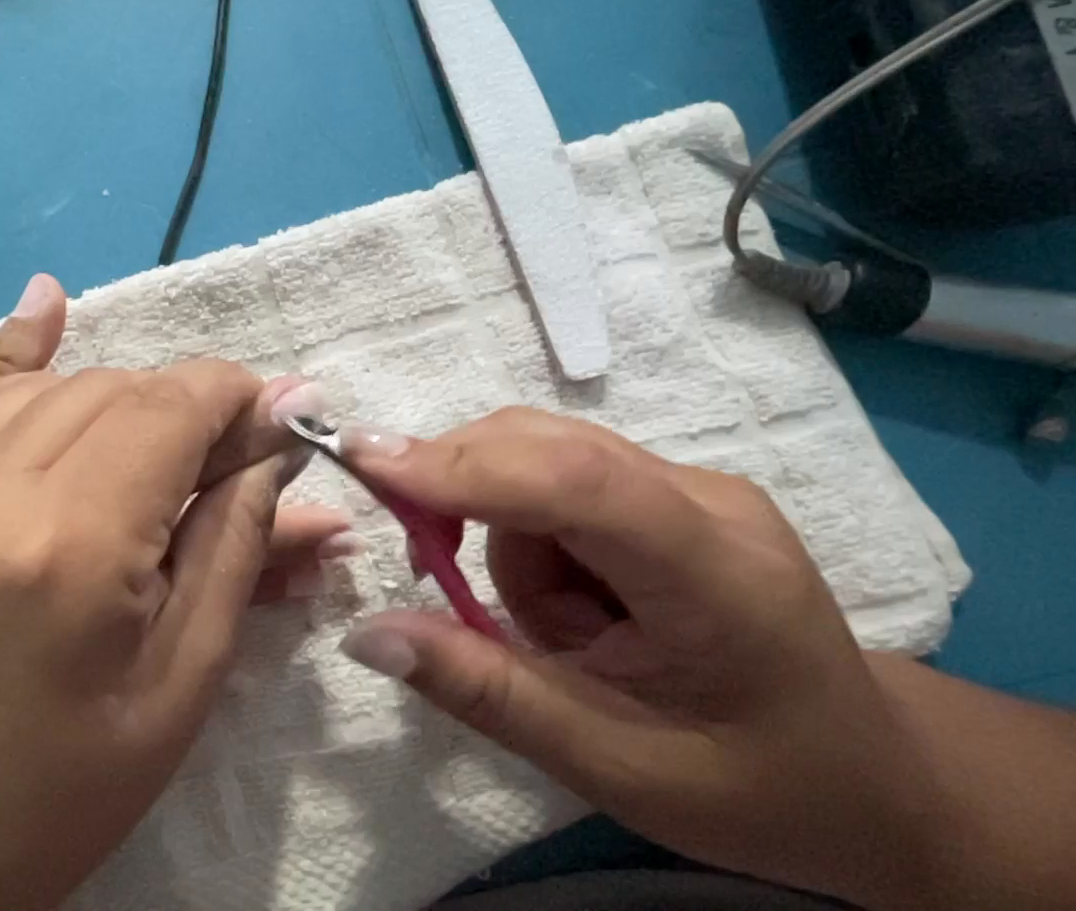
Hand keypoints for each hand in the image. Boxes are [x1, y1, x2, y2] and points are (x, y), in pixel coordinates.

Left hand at [0, 362, 320, 909]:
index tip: (272, 417)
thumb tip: (280, 427)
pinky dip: (50, 411)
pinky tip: (77, 460)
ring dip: (117, 408)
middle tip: (216, 463)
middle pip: (112, 386)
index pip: (167, 407)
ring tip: (146, 472)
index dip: (233, 394)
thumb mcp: (190, 667)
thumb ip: (239, 532)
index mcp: (68, 545)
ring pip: (53, 386)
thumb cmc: (81, 771)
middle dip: (182, 407)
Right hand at [333, 408, 946, 909]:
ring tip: (534, 628)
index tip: (362, 464)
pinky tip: (555, 606)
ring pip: (535, 458)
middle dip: (456, 489)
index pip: (579, 485)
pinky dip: (516, 533)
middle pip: (544, 446)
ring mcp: (685, 488)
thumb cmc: (752, 784)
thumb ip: (485, 690)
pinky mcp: (661, 494)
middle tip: (422, 567)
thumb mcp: (608, 762)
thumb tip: (364, 634)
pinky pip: (551, 482)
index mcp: (715, 573)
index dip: (464, 468)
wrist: (870, 773)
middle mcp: (703, 499)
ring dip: (492, 530)